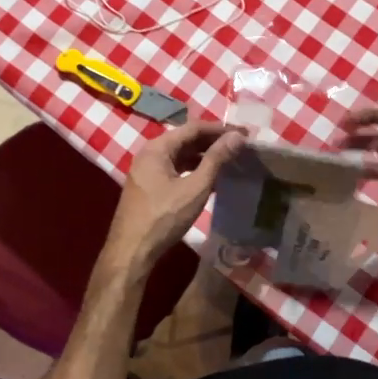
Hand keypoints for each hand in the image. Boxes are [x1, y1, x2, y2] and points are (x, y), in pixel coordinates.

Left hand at [101, 120, 244, 276]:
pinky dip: (193, 170)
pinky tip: (211, 178)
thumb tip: (237, 136)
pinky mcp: (149, 185)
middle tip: (241, 147)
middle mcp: (150, 153)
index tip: (245, 134)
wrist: (132, 250)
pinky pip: (175, 169)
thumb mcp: (195, 188)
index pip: (194, 128)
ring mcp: (147, 170)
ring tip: (230, 161)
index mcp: (158, 147)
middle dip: (213, 142)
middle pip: (186, 139)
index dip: (221, 129)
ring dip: (204, 157)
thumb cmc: (164, 217)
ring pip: (181, 155)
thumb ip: (216, 160)